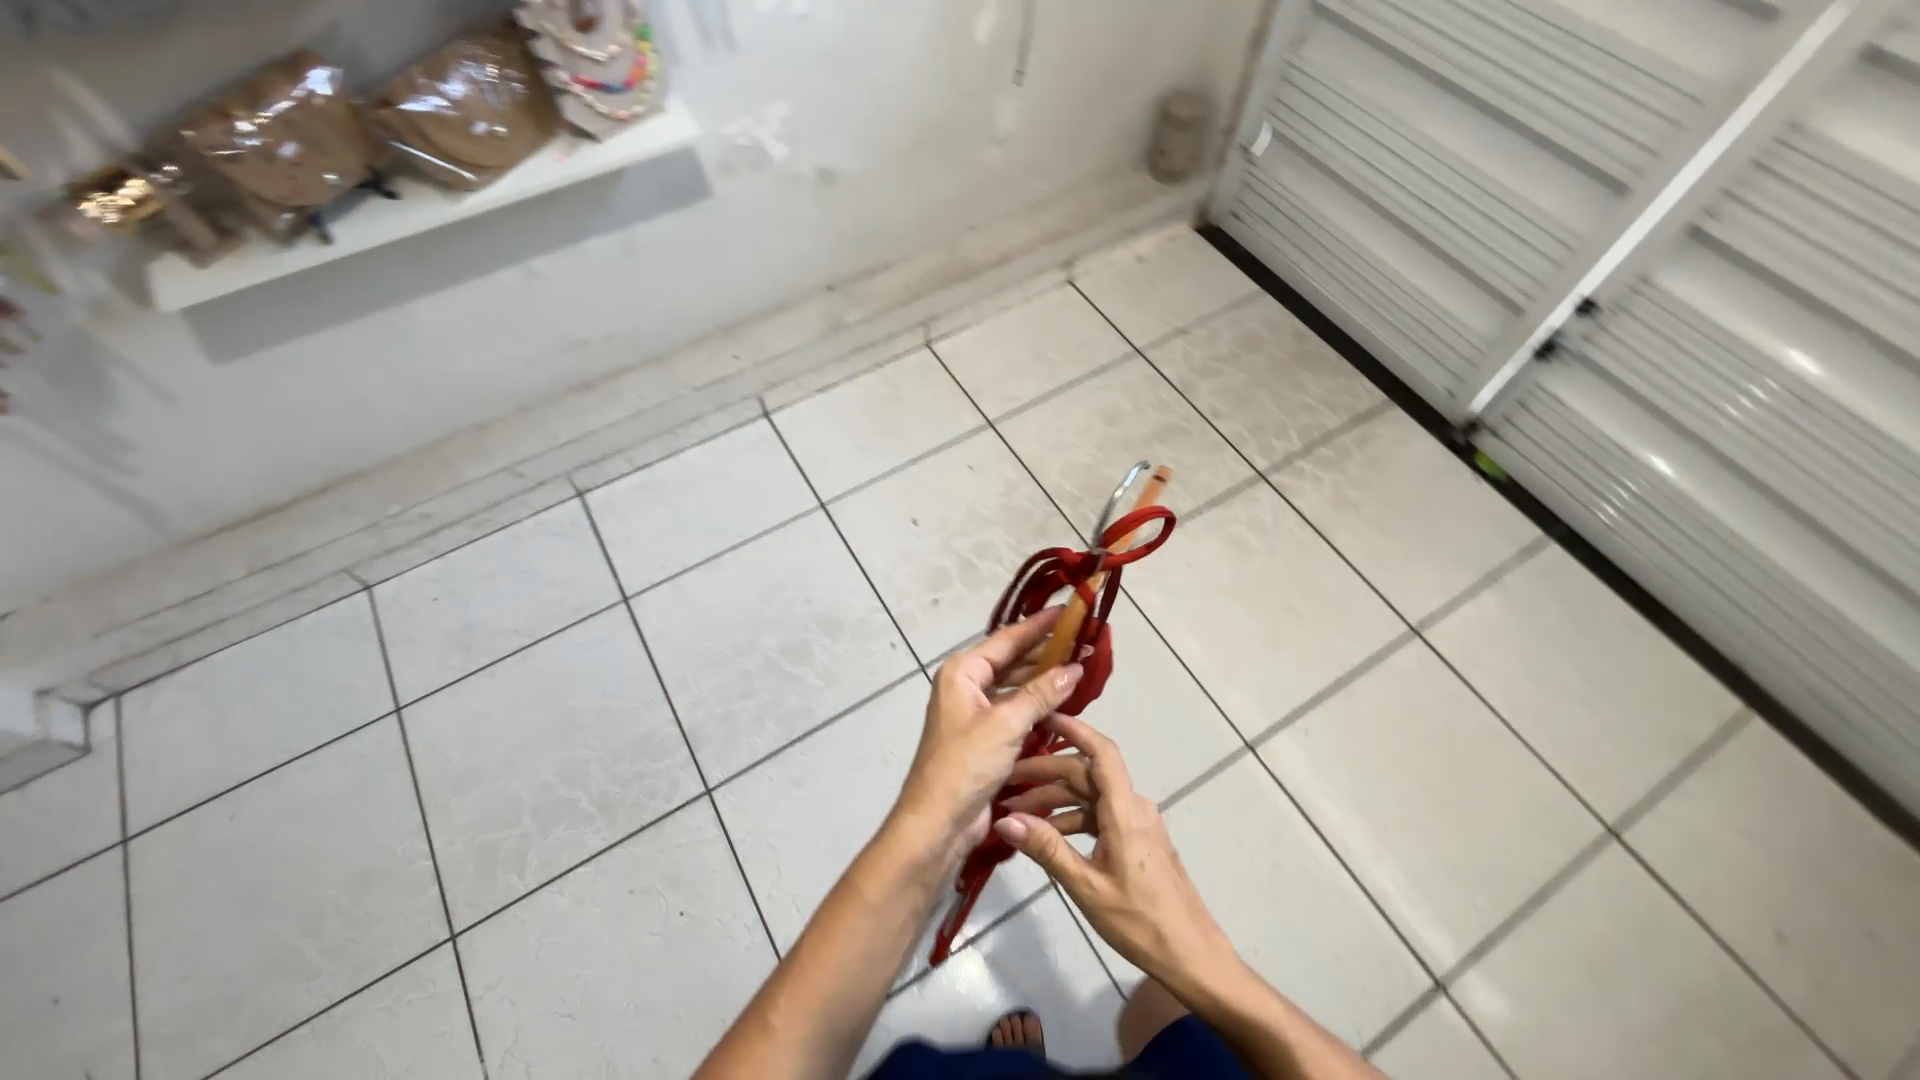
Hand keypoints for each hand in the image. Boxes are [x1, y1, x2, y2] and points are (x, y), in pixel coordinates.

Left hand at [894, 608, 1083, 849]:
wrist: (938, 822)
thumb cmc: (965, 765)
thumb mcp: (1006, 724)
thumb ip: (1041, 694)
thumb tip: (1074, 667)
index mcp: (962, 673)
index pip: (1007, 639)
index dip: (1040, 626)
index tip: (1069, 611)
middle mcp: (965, 687)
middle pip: (1011, 661)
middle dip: (1046, 653)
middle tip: (1085, 643)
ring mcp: (973, 713)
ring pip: (1014, 687)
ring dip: (1044, 680)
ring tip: (1081, 669)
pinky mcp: (983, 738)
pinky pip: (1015, 711)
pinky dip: (1037, 706)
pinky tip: (1062, 703)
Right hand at [992, 713, 1234, 984]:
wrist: (1192, 956)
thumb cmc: (1141, 922)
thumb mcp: (1087, 887)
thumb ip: (1047, 850)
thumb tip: (1005, 820)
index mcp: (1125, 812)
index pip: (1101, 752)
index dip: (1073, 728)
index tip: (1042, 716)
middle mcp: (1134, 808)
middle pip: (1087, 774)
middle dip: (1046, 773)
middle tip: (1005, 782)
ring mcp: (1138, 824)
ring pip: (1091, 797)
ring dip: (1055, 800)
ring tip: (1016, 814)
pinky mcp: (1138, 841)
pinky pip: (1100, 816)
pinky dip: (1072, 819)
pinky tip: (1047, 835)